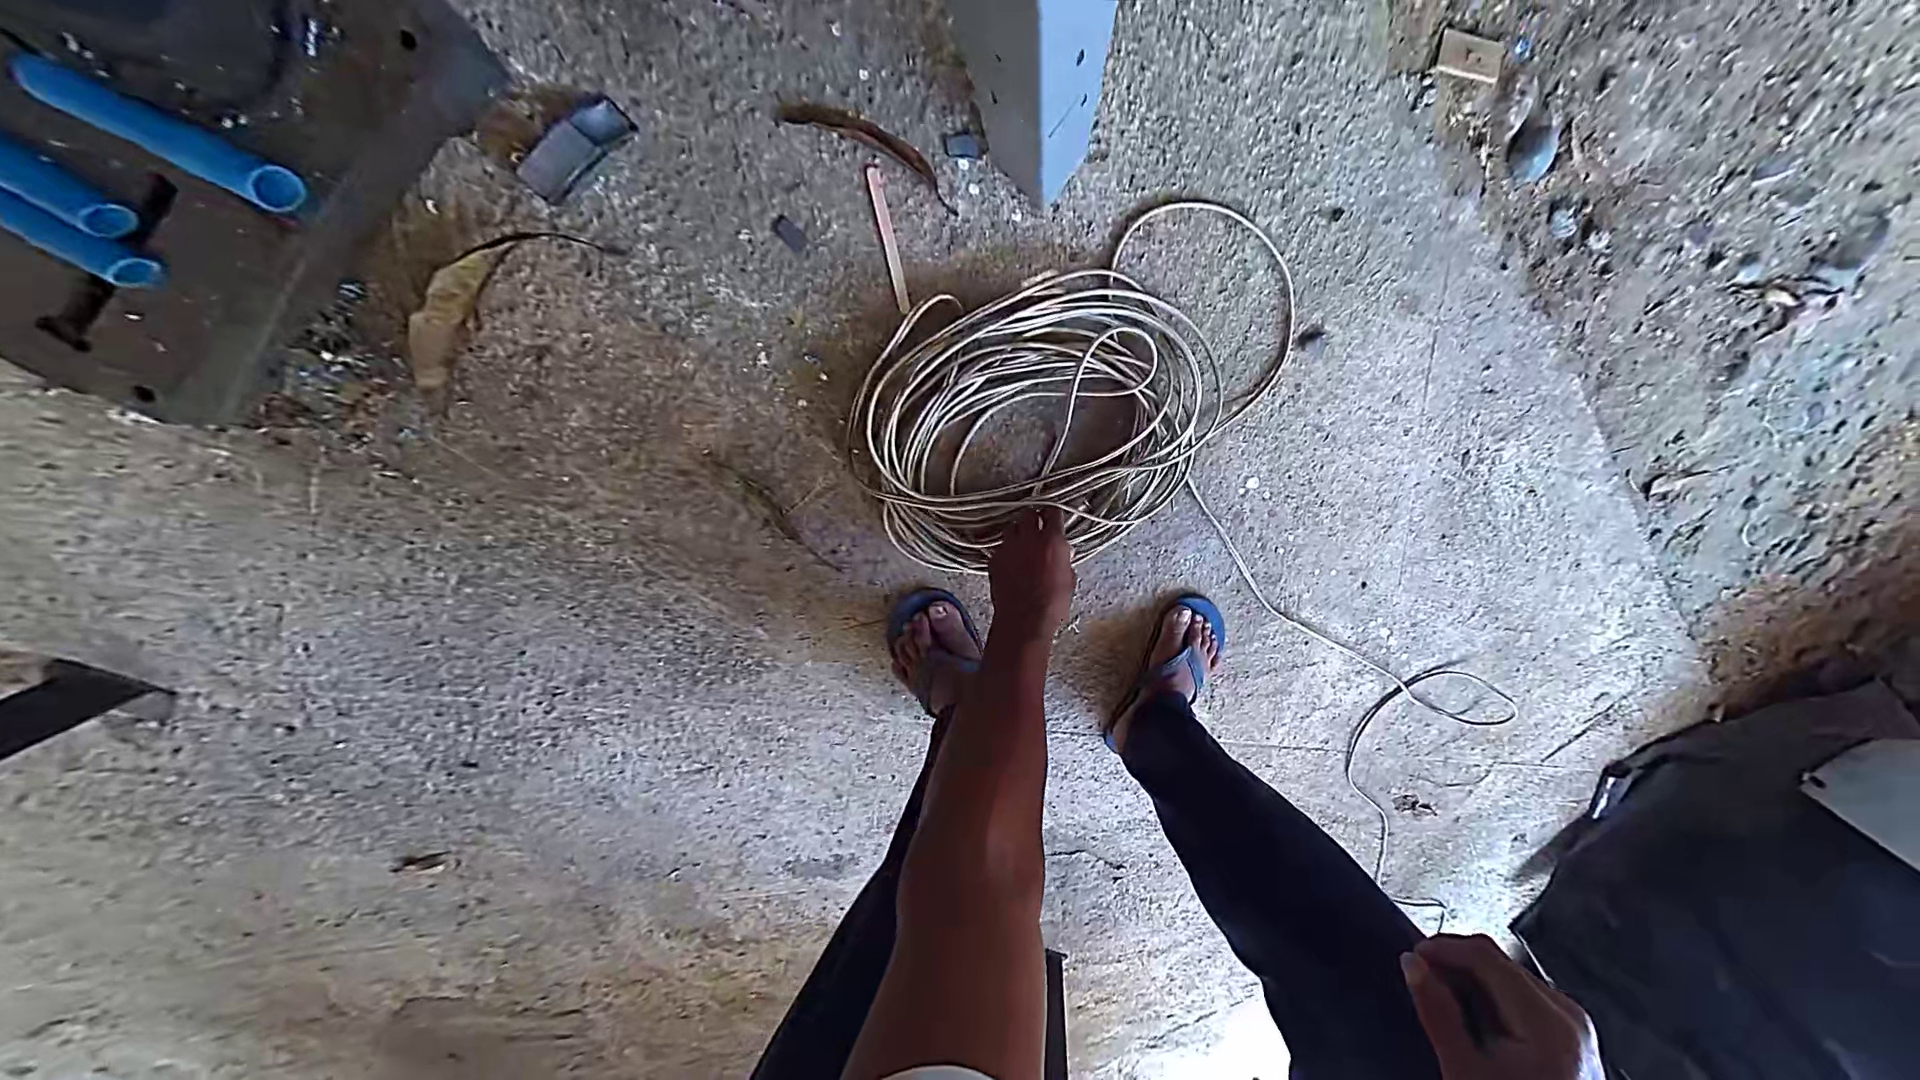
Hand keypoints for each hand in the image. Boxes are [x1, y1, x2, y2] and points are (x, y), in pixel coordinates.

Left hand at [987, 507, 1074, 633]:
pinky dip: (1006, 549)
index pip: (1053, 513)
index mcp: (1052, 541)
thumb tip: (1063, 554)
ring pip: (1011, 527)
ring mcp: (1009, 547)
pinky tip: (1011, 558)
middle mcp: (1029, 539)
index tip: (1054, 514)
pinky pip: (1000, 546)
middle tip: (1038, 523)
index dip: (1054, 512)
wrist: (1024, 620)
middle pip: (1029, 514)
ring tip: (1023, 539)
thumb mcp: (1068, 579)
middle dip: (1034, 516)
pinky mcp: (995, 559)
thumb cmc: (1050, 604)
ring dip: (1018, 530)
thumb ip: (1064, 559)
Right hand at [1403, 934, 1604, 1079]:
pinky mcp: (1574, 1039)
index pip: (1483, 955)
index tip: (1413, 958)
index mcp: (1547, 1023)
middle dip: (1455, 963)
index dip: (1440, 949)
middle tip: (1424, 979)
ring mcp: (1576, 1028)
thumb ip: (1437, 1011)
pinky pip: (1523, 994)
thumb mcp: (1465, 1070)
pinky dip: (1491, 994)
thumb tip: (1412, 964)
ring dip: (1471, 978)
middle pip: (1497, 961)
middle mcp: (1569, 1019)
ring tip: (1447, 1002)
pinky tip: (1475, 1018)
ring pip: (1508, 974)